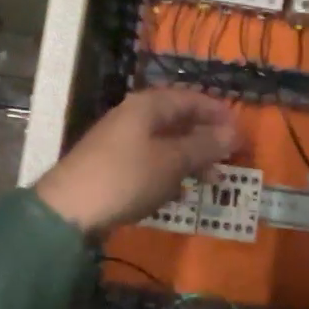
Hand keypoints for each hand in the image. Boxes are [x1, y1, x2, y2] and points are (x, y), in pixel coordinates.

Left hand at [34, 88, 239, 233]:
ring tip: (210, 179)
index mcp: (147, 106)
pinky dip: (168, 172)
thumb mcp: (172, 162)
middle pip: (177, 120)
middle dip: (205, 138)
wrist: (68, 210)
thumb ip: (204, 146)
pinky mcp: (111, 166)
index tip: (241, 131)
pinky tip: (178, 192)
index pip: (190, 99)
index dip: (218, 113)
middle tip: (230, 157)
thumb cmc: (126, 178)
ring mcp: (119, 141)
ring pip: (164, 143)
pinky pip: (149, 162)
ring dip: (189, 158)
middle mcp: (133, 117)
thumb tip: (234, 133)